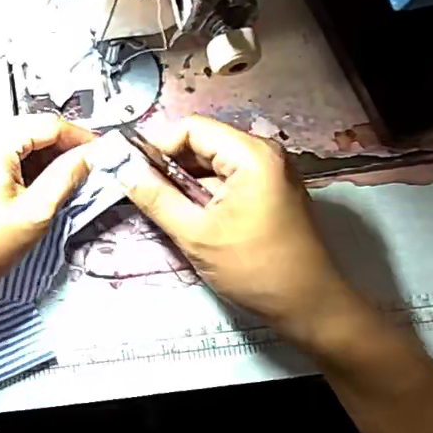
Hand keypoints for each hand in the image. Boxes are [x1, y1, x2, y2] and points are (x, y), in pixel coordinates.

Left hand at [0, 114, 92, 332]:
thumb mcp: (35, 213)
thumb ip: (68, 176)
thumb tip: (90, 156)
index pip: (48, 123)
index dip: (81, 138)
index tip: (102, 152)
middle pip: (29, 130)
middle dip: (61, 151)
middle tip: (87, 173)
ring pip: (12, 144)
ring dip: (40, 162)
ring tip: (59, 190)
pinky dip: (17, 169)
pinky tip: (31, 193)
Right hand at [116, 116, 378, 353]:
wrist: (308, 304)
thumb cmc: (254, 269)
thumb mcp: (196, 235)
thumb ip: (156, 198)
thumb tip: (123, 170)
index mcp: (251, 154)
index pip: (191, 128)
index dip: (156, 145)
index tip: (131, 170)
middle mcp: (264, 153)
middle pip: (203, 142)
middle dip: (169, 164)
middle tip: (140, 191)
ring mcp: (271, 172)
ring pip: (214, 163)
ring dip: (186, 182)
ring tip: (161, 207)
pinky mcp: (271, 191)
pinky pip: (229, 180)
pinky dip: (205, 193)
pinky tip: (189, 216)